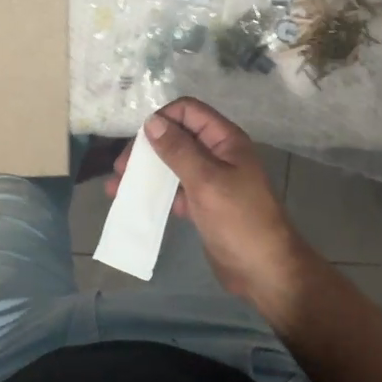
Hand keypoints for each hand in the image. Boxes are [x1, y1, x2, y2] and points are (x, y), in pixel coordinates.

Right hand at [110, 97, 317, 317]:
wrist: (264, 270)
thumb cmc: (238, 219)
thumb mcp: (206, 180)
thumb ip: (178, 150)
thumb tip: (152, 121)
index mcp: (225, 139)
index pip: (189, 111)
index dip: (163, 119)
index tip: (138, 142)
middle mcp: (219, 153)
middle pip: (178, 137)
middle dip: (149, 148)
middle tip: (121, 169)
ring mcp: (213, 179)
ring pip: (175, 164)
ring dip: (148, 172)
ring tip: (118, 187)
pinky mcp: (206, 203)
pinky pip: (178, 189)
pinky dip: (159, 193)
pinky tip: (140, 204)